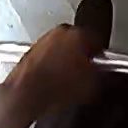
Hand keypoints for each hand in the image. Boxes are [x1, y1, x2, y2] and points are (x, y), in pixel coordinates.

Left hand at [0, 0, 111, 120]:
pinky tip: (54, 77)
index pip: (97, 40)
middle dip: (82, 54)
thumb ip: (102, 75)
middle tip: (85, 71)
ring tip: (68, 77)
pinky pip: (49, 52)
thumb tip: (102, 73)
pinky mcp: (33, 48)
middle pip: (79, 40)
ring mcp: (45, 38)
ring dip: (66, 57)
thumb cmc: (54, 88)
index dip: (101, 55)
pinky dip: (52, 61)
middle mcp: (61, 32)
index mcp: (79, 35)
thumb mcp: (91, 86)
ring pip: (63, 45)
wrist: (25, 94)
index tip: (101, 63)